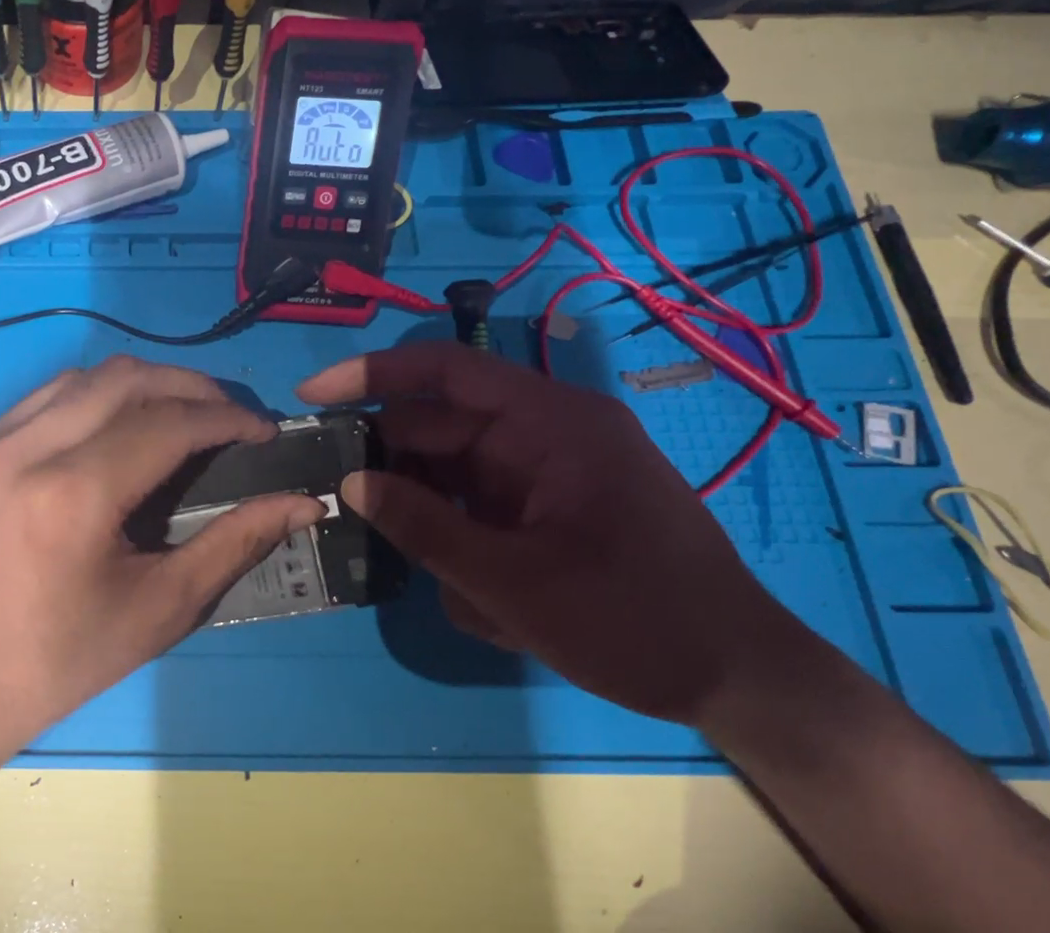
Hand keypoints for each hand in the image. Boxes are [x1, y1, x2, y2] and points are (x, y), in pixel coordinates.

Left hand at [0, 356, 326, 745]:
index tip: (264, 431)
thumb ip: (233, 545)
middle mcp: (21, 450)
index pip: (166, 423)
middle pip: (123, 378)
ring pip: (78, 379)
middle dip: (188, 386)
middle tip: (228, 416)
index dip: (226, 418)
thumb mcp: (155, 612)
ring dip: (139, 385)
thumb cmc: (52, 665)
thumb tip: (301, 504)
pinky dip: (90, 400)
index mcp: (70, 495)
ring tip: (179, 417)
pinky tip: (113, 433)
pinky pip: (39, 401)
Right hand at [299, 341, 813, 723]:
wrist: (739, 679)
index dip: (372, 373)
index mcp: (551, 424)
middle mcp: (546, 435)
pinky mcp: (549, 510)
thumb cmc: (636, 619)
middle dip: (392, 467)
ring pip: (454, 475)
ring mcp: (548, 473)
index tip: (310, 394)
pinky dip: (463, 545)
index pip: (446, 370)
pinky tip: (477, 600)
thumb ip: (424, 528)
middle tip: (338, 504)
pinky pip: (480, 509)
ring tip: (426, 572)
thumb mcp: (514, 583)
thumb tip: (351, 481)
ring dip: (432, 522)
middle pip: (440, 427)